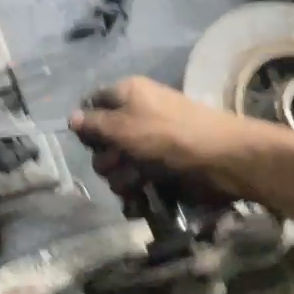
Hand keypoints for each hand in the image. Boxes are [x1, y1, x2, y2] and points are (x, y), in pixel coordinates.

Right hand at [69, 76, 264, 201]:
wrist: (222, 159)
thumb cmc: (169, 134)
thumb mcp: (124, 125)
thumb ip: (94, 123)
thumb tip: (71, 117)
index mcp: (128, 95)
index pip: (94, 103)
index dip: (87, 123)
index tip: (88, 140)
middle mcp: (137, 116)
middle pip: (103, 140)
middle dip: (106, 158)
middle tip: (119, 163)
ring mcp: (150, 143)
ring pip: (118, 164)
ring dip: (121, 177)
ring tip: (136, 183)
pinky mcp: (162, 167)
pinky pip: (136, 179)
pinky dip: (135, 191)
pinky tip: (139, 199)